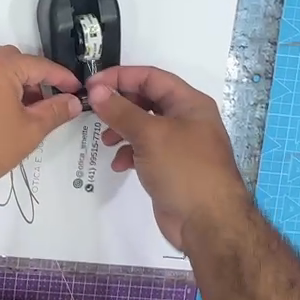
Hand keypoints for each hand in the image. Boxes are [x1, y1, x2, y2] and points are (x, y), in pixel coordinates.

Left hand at [0, 42, 83, 200]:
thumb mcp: (30, 131)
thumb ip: (55, 111)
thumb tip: (71, 101)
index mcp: (0, 66)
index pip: (39, 66)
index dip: (60, 78)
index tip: (72, 88)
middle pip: (11, 59)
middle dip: (30, 78)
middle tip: (41, 102)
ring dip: (0, 71)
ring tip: (9, 97)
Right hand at [86, 66, 249, 253]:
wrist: (207, 222)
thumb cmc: (184, 169)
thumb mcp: (150, 135)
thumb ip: (121, 111)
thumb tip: (96, 91)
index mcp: (189, 103)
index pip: (151, 77)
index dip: (121, 77)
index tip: (92, 85)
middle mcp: (186, 119)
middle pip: (146, 100)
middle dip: (120, 105)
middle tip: (94, 112)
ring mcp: (178, 144)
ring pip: (143, 126)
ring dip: (121, 130)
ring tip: (106, 142)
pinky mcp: (170, 167)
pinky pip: (144, 150)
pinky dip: (129, 153)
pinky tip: (121, 165)